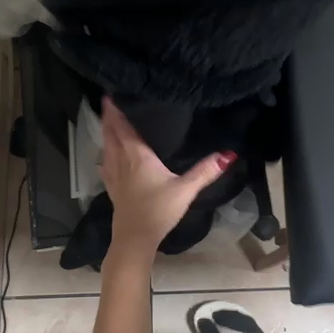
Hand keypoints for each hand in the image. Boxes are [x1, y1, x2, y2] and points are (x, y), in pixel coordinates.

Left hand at [100, 100, 234, 257]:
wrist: (134, 240)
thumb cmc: (158, 211)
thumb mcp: (185, 190)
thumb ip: (205, 171)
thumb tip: (228, 153)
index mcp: (136, 154)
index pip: (122, 125)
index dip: (115, 109)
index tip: (112, 93)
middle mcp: (120, 159)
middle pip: (111, 132)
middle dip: (109, 116)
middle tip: (109, 100)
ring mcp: (113, 174)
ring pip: (106, 146)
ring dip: (106, 131)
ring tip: (108, 120)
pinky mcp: (111, 187)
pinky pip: (105, 162)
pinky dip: (105, 151)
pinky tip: (107, 154)